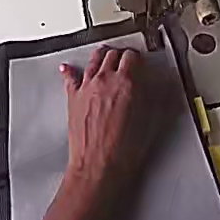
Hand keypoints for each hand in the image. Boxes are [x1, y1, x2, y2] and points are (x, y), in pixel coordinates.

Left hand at [61, 46, 157, 195]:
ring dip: (101, 55)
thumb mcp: (148, 121)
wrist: (97, 166)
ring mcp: (87, 88)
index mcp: (126, 84)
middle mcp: (105, 81)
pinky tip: (67, 68)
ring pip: (93, 61)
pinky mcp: (73, 98)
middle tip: (125, 57)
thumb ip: (151, 98)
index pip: (132, 57)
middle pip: (112, 55)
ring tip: (104, 53)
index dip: (137, 57)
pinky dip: (69, 71)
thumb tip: (153, 88)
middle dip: (120, 54)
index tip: (139, 60)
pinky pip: (70, 78)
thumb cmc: (122, 150)